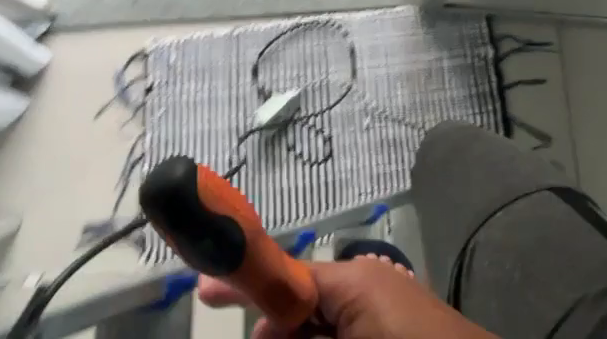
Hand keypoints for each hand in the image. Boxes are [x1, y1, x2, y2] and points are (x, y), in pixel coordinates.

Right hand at [198, 258, 498, 338]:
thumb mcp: (345, 337)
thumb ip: (295, 331)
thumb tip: (263, 331)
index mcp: (355, 279)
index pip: (286, 274)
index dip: (243, 282)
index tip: (203, 290)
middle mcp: (371, 282)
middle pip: (301, 303)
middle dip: (276, 331)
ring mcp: (389, 302)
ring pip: (326, 322)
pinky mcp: (403, 323)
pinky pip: (351, 327)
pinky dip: (332, 338)